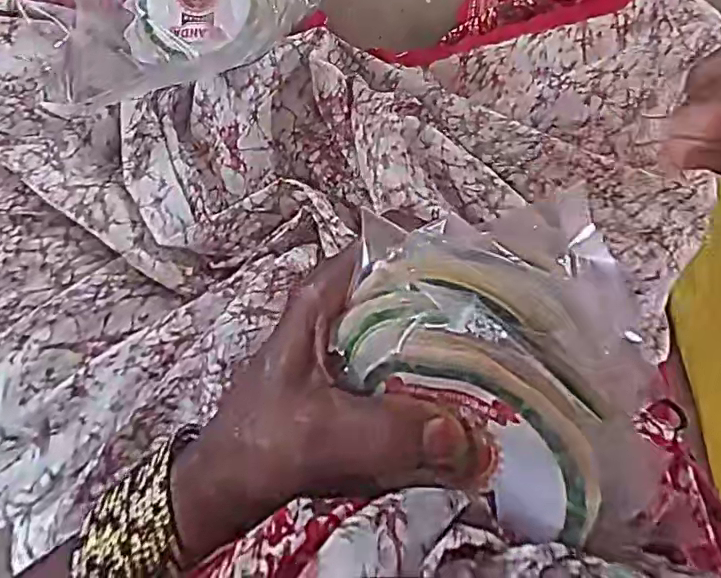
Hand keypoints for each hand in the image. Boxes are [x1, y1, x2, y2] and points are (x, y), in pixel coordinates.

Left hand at [169, 250, 483, 563]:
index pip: (384, 237)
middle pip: (403, 268)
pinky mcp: (354, 356)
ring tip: (491, 335)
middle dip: (450, 281)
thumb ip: (387, 431)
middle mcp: (339, 297)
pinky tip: (460, 372)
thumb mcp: (321, 436)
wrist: (225, 482)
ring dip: (444, 316)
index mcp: (325, 291)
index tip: (475, 260)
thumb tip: (462, 431)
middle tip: (495, 306)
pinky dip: (432, 348)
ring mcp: (347, 326)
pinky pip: (403, 338)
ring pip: (406, 303)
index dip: (431, 239)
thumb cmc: (260, 445)